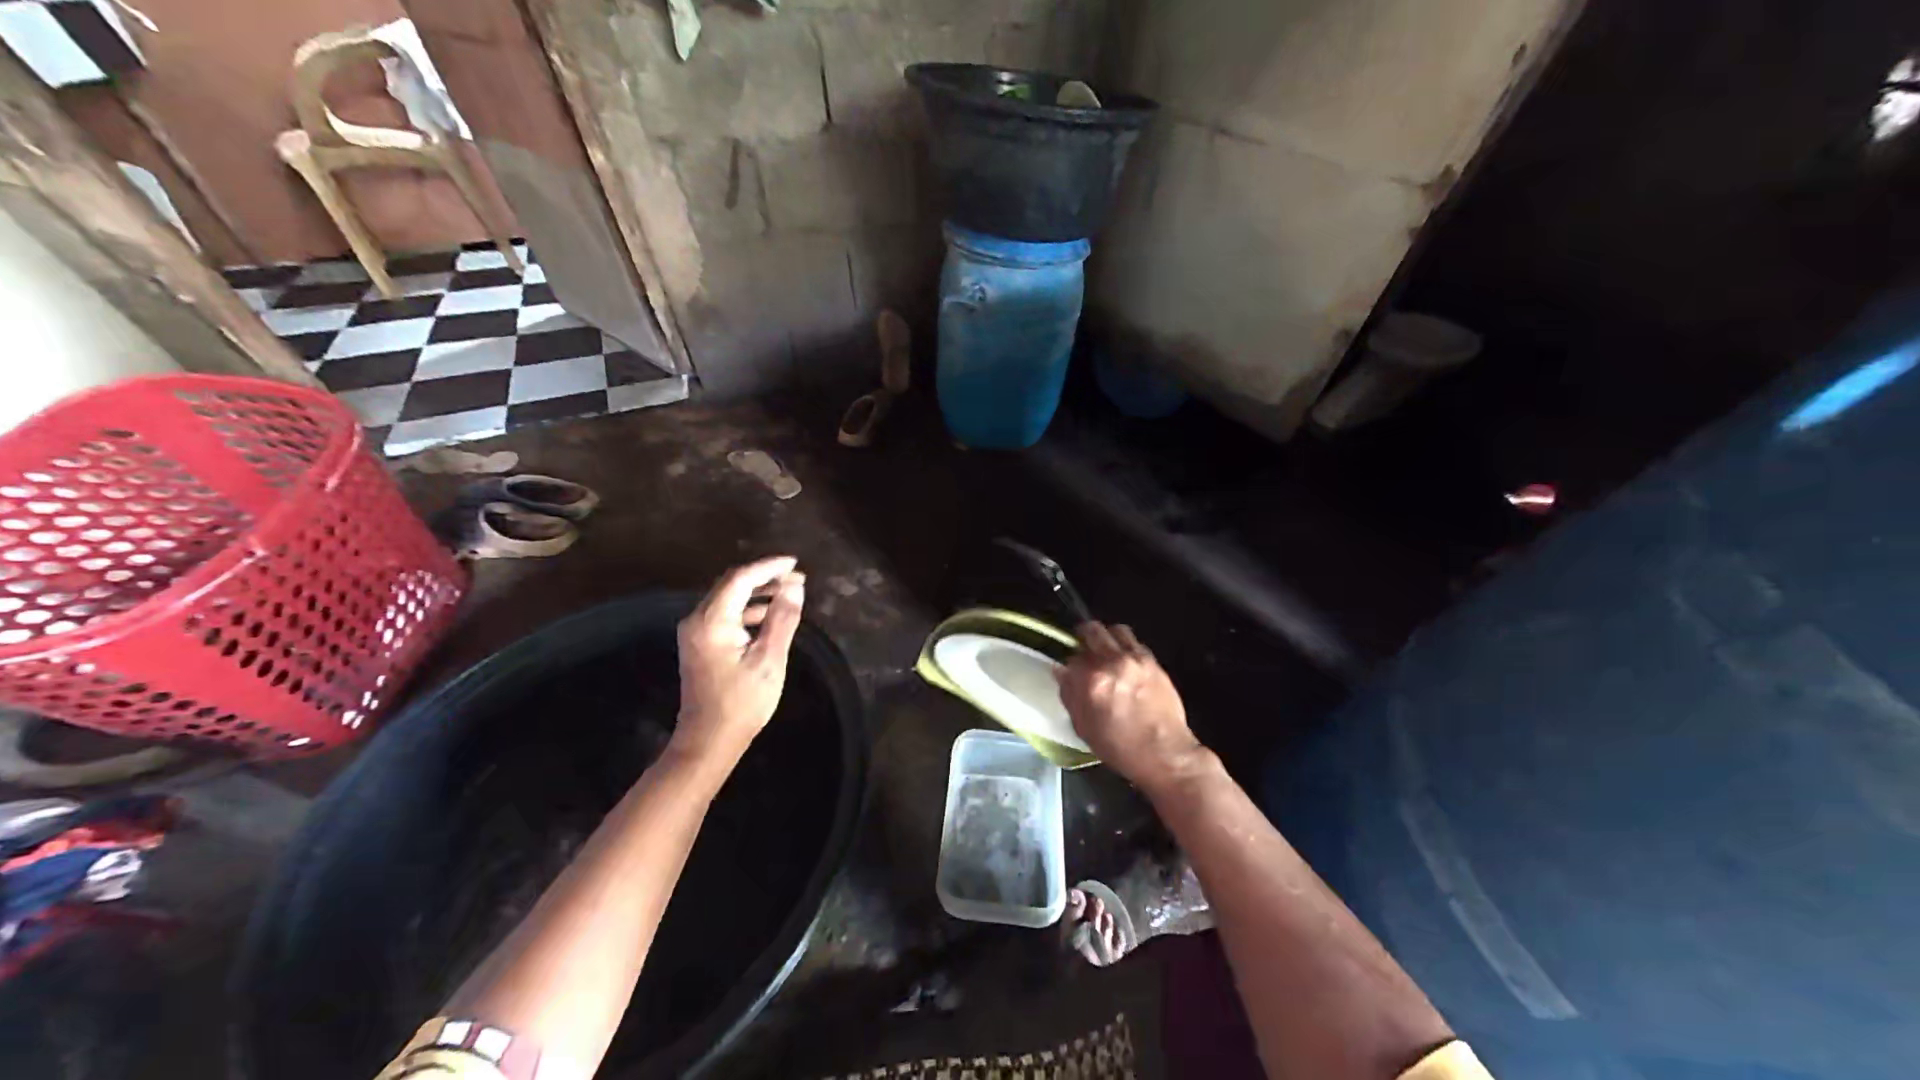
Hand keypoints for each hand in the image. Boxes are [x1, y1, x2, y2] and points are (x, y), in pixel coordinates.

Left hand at [673, 556, 806, 768]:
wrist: (708, 741)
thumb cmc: (742, 703)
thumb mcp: (769, 660)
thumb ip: (782, 618)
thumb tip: (795, 587)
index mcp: (711, 621)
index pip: (741, 578)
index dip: (769, 567)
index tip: (795, 565)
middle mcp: (697, 620)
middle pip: (731, 584)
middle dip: (764, 577)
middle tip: (796, 578)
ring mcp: (695, 632)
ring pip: (728, 598)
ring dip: (757, 593)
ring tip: (788, 594)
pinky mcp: (699, 644)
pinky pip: (724, 614)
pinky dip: (747, 609)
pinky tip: (769, 616)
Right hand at [1058, 622, 1209, 791]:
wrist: (1165, 753)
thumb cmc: (1120, 747)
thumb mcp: (1083, 728)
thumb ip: (1069, 695)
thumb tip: (1061, 673)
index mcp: (1092, 681)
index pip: (1072, 658)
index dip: (1069, 666)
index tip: (1072, 673)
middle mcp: (1113, 663)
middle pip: (1093, 631)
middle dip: (1084, 637)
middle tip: (1083, 647)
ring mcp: (1136, 660)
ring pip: (1116, 630)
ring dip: (1107, 636)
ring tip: (1106, 649)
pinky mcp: (1154, 663)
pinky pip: (1136, 643)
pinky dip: (1126, 646)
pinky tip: (1126, 661)